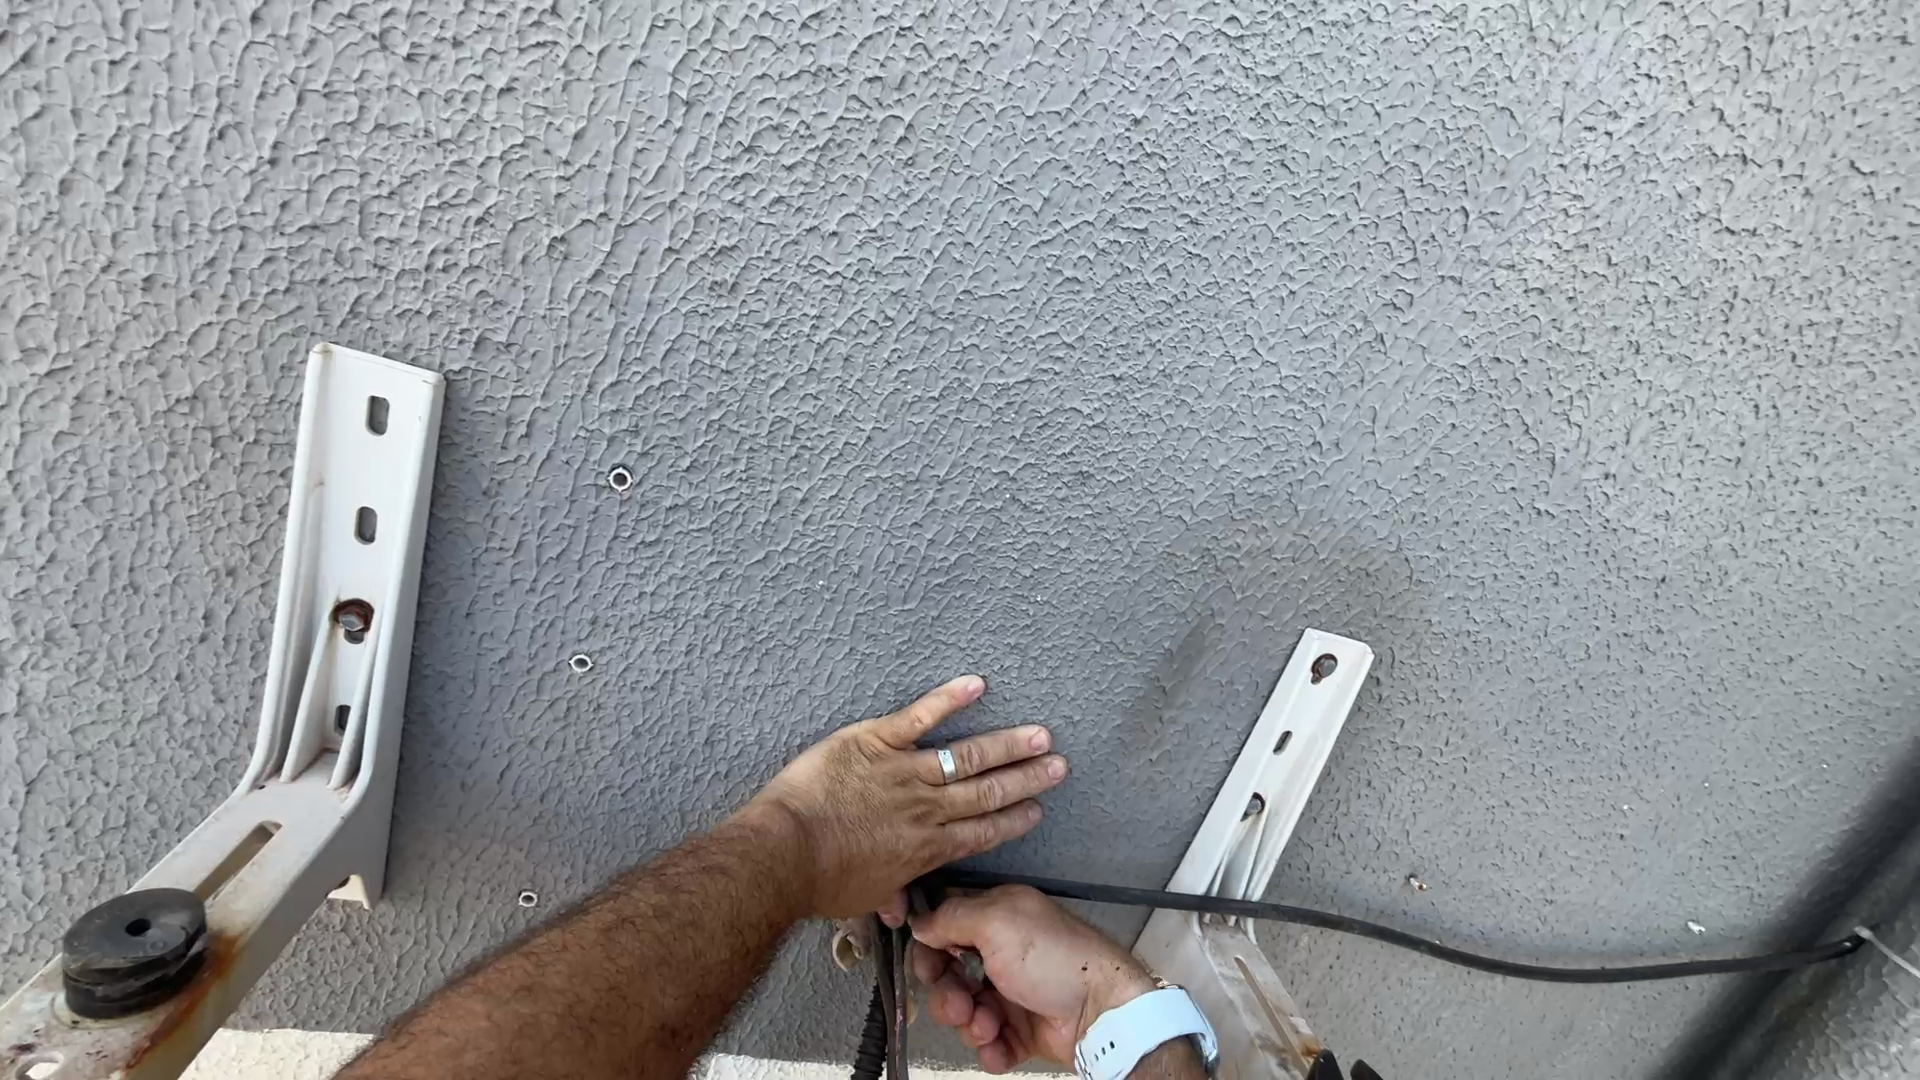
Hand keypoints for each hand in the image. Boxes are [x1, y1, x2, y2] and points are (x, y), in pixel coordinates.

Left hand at [744, 676, 1067, 918]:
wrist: (784, 854)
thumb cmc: (818, 880)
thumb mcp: (861, 897)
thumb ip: (890, 894)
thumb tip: (902, 911)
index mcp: (924, 846)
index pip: (981, 831)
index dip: (1013, 818)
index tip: (1037, 807)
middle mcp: (926, 808)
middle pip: (986, 792)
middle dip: (1026, 779)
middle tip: (1057, 765)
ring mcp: (905, 772)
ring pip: (966, 757)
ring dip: (1006, 745)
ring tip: (1038, 735)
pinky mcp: (878, 742)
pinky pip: (920, 717)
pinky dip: (949, 699)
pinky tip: (975, 684)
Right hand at [910, 885, 1155, 1072]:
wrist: (1099, 1010)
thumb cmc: (1051, 955)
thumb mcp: (997, 921)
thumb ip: (951, 917)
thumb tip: (918, 921)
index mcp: (994, 915)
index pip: (945, 926)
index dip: (930, 946)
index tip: (929, 965)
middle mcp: (998, 950)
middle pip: (948, 973)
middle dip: (947, 993)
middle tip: (961, 1004)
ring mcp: (1008, 990)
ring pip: (963, 1011)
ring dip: (969, 1023)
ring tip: (989, 1025)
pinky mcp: (1019, 1028)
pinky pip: (986, 1042)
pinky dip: (989, 1048)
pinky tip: (1000, 1045)